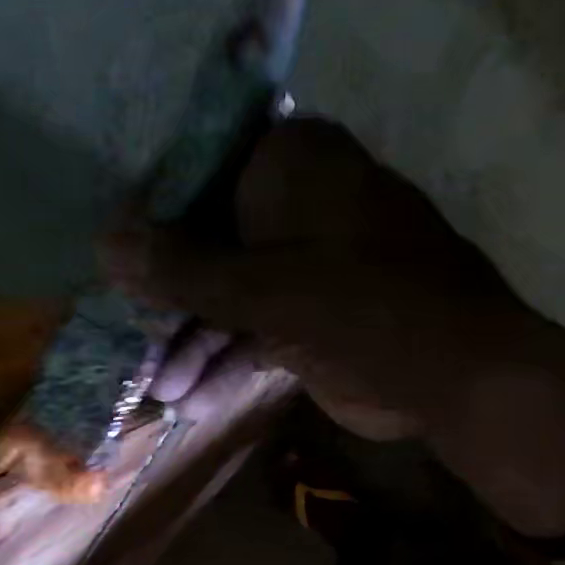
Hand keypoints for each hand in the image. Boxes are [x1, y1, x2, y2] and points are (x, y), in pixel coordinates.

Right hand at [100, 118, 564, 535]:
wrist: (459, 378)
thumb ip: (184, 268)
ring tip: (159, 391)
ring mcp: (310, 261)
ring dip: (195, 343)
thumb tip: (105, 242)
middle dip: (171, 303)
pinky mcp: (317, 313)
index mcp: (294, 163)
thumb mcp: (266, 290)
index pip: (197, 173)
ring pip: (232, 293)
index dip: (151, 221)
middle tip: (130, 345)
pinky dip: (228, 362)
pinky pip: (258, 329)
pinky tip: (194, 400)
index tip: (115, 266)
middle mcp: (299, 202)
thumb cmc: (365, 311)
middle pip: (210, 241)